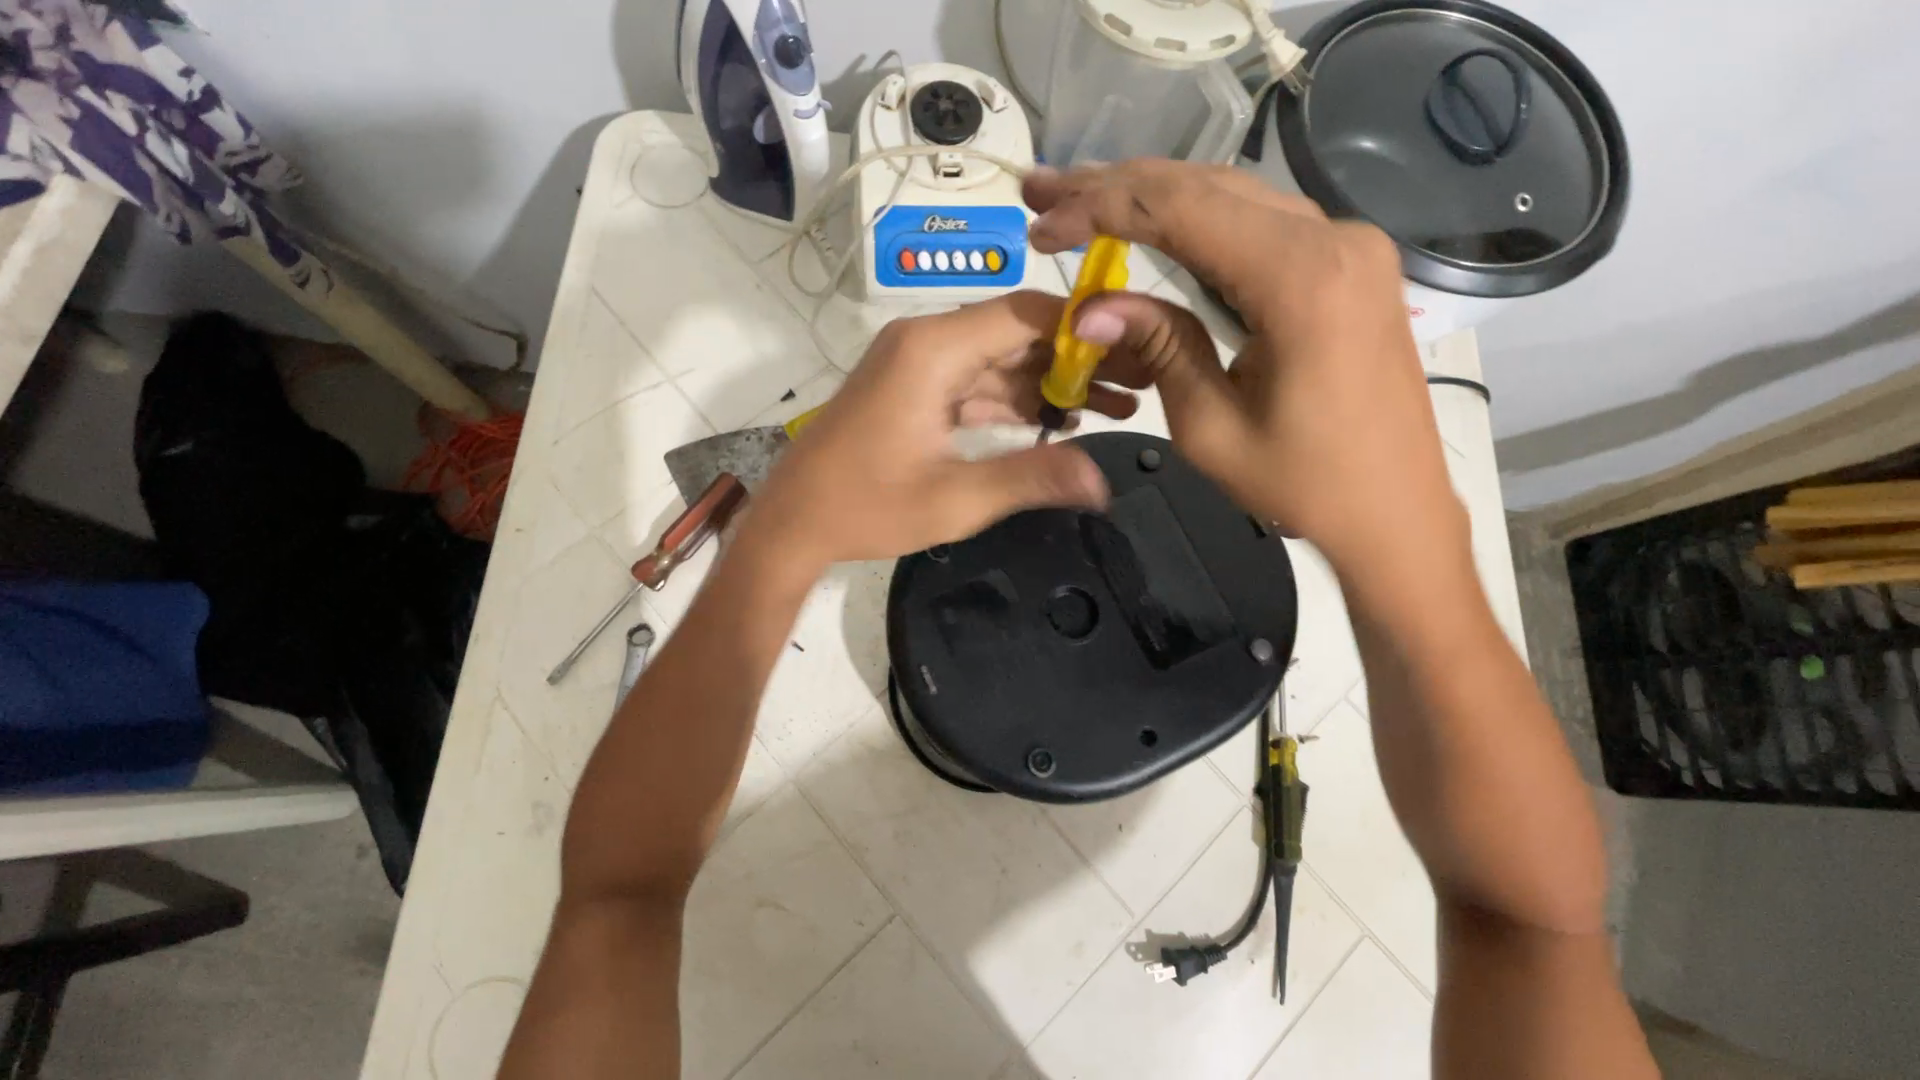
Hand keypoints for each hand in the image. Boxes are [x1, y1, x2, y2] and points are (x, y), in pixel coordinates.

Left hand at [744, 292, 1130, 566]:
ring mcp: (916, 364)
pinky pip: (974, 382)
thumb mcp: (956, 498)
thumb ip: (1032, 479)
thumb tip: (1103, 482)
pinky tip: (1056, 423)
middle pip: (1016, 332)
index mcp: (933, 349)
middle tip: (1134, 385)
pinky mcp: (912, 388)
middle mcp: (925, 341)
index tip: (1133, 350)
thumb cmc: (866, 507)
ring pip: (998, 359)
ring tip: (1111, 408)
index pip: (1025, 312)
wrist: (793, 522)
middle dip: (1074, 359)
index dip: (1083, 327)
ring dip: (1048, 383)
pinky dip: (1013, 400)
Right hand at [1023, 161, 1467, 577]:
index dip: (1101, 206)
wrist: (1398, 511)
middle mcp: (1334, 240)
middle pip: (1206, 187)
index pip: (1181, 211)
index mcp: (1301, 280)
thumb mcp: (1212, 428)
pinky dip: (1198, 221)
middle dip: (1117, 186)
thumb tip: (1090, 307)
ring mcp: (1349, 245)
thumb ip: (1158, 348)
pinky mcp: (1349, 263)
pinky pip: (1261, 223)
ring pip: (1233, 196)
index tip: (1042, 221)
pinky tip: (1152, 223)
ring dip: (1154, 197)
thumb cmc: (1307, 485)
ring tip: (1082, 198)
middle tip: (1044, 190)